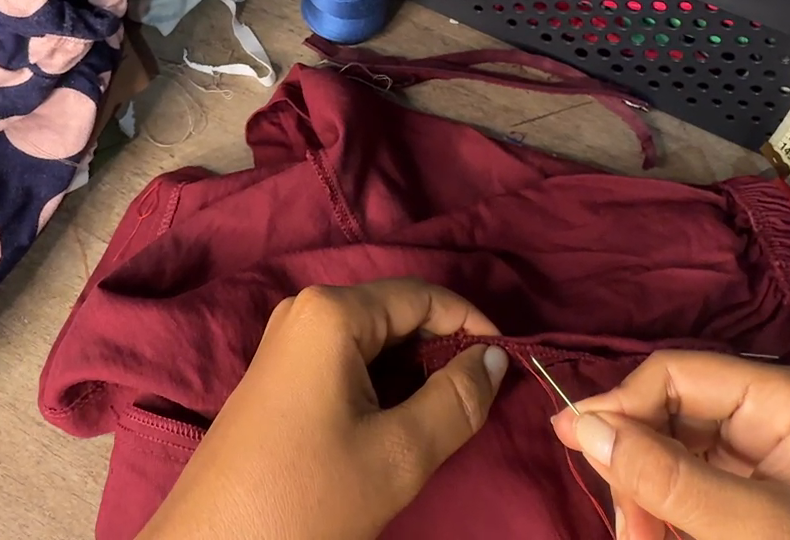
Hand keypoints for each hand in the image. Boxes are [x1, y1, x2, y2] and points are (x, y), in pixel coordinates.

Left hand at [139, 279, 509, 539]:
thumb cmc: (308, 493)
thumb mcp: (397, 454)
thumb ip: (456, 401)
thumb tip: (495, 358)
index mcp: (333, 311)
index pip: (422, 296)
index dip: (471, 324)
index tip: (509, 364)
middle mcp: (307, 308)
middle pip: (396, 311)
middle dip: (442, 346)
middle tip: (479, 396)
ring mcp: (288, 337)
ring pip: (372, 336)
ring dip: (414, 366)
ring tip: (445, 411)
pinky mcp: (280, 369)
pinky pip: (346, 354)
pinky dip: (382, 377)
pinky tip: (399, 416)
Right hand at [551, 351, 789, 539]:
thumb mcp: (757, 533)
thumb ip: (669, 480)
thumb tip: (583, 428)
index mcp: (779, 397)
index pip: (673, 375)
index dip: (623, 406)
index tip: (579, 450)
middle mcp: (765, 413)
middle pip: (668, 414)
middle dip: (637, 466)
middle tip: (626, 530)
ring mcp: (760, 457)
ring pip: (671, 454)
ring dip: (647, 499)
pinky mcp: (754, 498)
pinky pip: (689, 489)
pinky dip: (667, 516)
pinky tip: (658, 537)